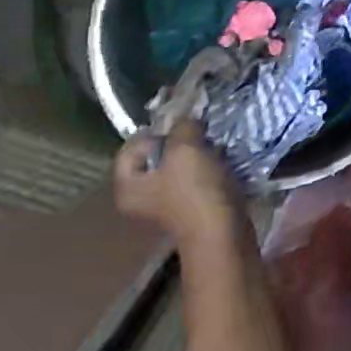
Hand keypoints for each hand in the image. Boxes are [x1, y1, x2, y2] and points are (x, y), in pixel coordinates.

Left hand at [113, 121, 240, 245]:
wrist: (223, 232)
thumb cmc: (195, 191)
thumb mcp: (185, 149)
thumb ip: (182, 127)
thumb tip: (186, 118)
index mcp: (128, 185)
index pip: (132, 147)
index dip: (154, 133)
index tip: (179, 128)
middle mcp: (143, 195)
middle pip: (157, 154)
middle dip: (180, 140)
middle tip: (199, 133)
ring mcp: (169, 201)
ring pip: (180, 164)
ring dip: (198, 151)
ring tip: (214, 145)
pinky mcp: (193, 204)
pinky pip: (197, 176)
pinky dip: (208, 166)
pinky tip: (222, 161)